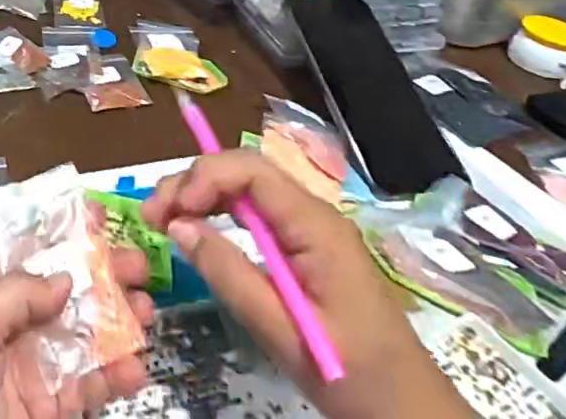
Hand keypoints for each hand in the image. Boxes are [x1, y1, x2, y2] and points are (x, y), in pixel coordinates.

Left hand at [0, 248, 155, 418]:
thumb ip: (14, 294)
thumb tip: (63, 276)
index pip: (32, 256)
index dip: (65, 235)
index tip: (101, 216)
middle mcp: (14, 326)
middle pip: (66, 292)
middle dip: (103, 275)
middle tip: (139, 267)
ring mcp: (35, 369)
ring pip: (85, 336)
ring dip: (118, 321)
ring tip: (145, 312)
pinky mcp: (51, 409)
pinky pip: (90, 387)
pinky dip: (116, 375)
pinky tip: (135, 366)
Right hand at [142, 151, 470, 418]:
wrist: (412, 414)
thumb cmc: (353, 375)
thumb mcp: (283, 332)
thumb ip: (229, 275)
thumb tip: (177, 225)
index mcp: (315, 226)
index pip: (251, 170)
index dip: (205, 177)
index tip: (171, 211)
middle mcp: (312, 214)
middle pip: (243, 172)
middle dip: (193, 182)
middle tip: (152, 215)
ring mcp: (310, 228)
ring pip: (245, 188)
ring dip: (202, 195)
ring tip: (164, 219)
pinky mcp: (305, 246)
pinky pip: (255, 213)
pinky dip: (220, 214)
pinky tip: (198, 230)